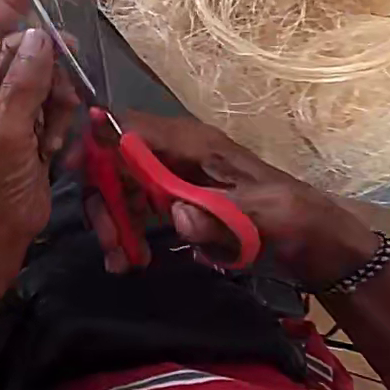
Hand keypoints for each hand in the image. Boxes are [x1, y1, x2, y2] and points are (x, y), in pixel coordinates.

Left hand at [0, 0, 76, 304]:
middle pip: (21, 56)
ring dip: (57, 102)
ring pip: (43, 81)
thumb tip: (38, 38)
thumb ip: (22, 84)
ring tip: (53, 133)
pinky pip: (52, 108)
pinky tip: (53, 149)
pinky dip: (60, 124)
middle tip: (67, 84)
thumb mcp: (4, 134)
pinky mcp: (28, 130)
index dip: (10, 5)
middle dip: (48, 68)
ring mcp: (7, 112)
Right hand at [90, 111, 379, 288]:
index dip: (96, 142)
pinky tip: (132, 259)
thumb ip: (220, 215)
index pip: (130, 126)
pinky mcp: (175, 198)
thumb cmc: (294, 217)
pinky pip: (137, 207)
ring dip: (113, 221)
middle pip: (115, 161)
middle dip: (104, 200)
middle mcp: (174, 152)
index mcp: (192, 142)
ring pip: (121, 187)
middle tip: (109, 244)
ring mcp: (173, 175)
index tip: (72, 170)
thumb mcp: (265, 216)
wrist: (317, 241)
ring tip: (121, 262)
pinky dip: (128, 231)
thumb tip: (175, 216)